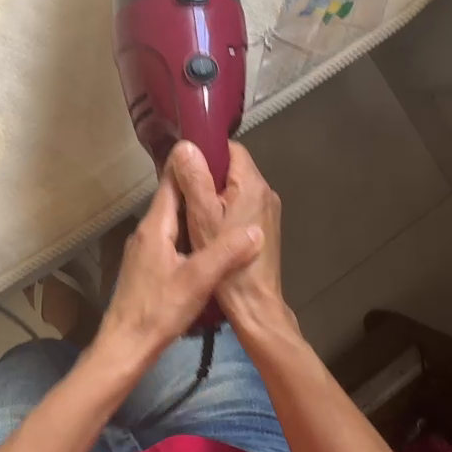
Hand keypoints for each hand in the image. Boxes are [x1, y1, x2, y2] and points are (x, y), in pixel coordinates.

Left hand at [93, 145, 262, 367]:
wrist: (124, 348)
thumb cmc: (158, 312)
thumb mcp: (197, 282)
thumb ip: (225, 253)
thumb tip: (254, 230)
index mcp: (155, 227)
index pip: (171, 182)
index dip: (191, 165)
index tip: (215, 152)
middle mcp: (146, 232)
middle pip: (173, 199)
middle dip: (198, 186)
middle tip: (229, 179)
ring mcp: (144, 250)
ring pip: (173, 220)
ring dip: (195, 211)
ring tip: (224, 205)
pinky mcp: (147, 268)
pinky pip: (171, 238)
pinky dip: (190, 232)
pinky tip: (208, 242)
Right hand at [171, 141, 292, 335]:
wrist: (254, 304)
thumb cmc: (226, 261)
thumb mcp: (203, 217)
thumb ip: (195, 179)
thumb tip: (185, 146)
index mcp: (252, 184)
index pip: (231, 148)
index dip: (206, 152)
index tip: (185, 167)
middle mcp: (265, 192)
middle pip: (233, 169)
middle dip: (207, 176)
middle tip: (183, 192)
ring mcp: (268, 211)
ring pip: (236, 189)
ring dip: (214, 195)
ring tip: (191, 211)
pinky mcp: (266, 227)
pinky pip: (242, 206)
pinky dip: (224, 210)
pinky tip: (207, 227)